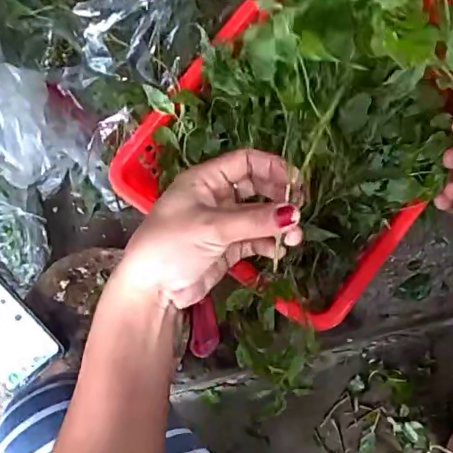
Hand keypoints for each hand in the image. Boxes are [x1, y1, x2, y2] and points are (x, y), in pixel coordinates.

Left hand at [111, 149, 304, 310]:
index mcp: (206, 180)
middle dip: (280, 199)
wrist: (152, 290)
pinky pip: (256, 239)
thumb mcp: (214, 227)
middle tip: (300, 211)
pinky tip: (279, 252)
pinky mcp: (228, 248)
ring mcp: (223, 223)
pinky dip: (270, 244)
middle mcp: (216, 197)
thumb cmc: (172, 245)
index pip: (246, 162)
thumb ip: (256, 220)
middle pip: (258, 188)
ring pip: (260, 217)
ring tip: (294, 239)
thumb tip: (295, 214)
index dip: (273, 168)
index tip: (297, 184)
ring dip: (278, 225)